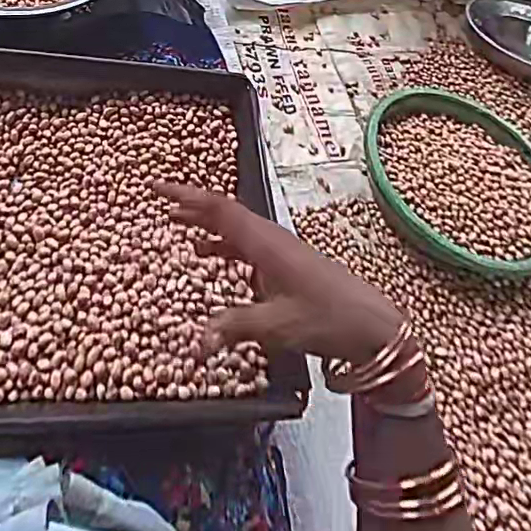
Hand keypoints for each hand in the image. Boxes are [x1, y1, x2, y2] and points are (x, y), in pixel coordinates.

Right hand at [162, 182, 402, 363]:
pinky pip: (243, 243)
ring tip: (175, 223)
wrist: (375, 328)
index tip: (156, 187)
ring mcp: (277, 248)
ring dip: (203, 223)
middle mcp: (268, 236)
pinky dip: (220, 244)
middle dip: (189, 204)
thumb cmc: (327, 319)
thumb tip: (196, 344)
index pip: (216, 207)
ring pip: (232, 226)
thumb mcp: (276, 326)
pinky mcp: (283, 262)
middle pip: (222, 210)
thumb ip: (233, 327)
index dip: (184, 195)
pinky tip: (207, 255)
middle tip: (158, 201)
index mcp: (263, 241)